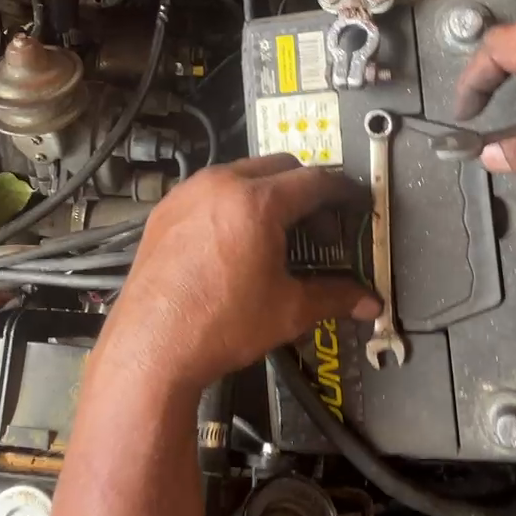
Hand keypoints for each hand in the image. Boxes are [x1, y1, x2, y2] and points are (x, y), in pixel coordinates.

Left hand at [95, 155, 381, 391]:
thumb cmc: (215, 326)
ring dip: (266, 192)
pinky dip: (230, 202)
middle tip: (318, 223)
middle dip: (305, 188)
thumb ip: (333, 297)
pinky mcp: (166, 211)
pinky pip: (208, 191)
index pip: (315, 180)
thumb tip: (364, 300)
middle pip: (278, 166)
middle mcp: (219, 186)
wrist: (151, 348)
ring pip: (240, 174)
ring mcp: (188, 194)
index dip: (342, 190)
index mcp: (256, 202)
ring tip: (277, 232)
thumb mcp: (288, 310)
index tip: (352, 200)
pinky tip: (236, 240)